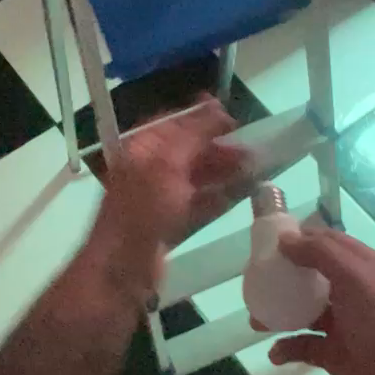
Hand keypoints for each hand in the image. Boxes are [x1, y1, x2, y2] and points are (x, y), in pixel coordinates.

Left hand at [86, 100, 249, 291]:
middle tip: (251, 150)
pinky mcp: (167, 225)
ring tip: (253, 170)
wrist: (122, 270)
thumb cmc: (142, 212)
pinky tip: (239, 195)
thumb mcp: (168, 165)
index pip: (172, 122)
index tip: (234, 119)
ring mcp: (156, 199)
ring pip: (193, 177)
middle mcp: (147, 169)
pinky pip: (195, 204)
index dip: (201, 118)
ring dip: (222, 172)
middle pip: (186, 150)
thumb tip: (214, 104)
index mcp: (141, 149)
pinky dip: (216, 197)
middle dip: (218, 147)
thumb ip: (193, 133)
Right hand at [267, 227, 374, 374]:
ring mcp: (348, 327)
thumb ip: (322, 253)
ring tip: (255, 319)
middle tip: (255, 279)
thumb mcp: (357, 279)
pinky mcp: (338, 357)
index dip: (301, 238)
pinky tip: (275, 352)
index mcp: (367, 269)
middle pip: (314, 276)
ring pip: (306, 312)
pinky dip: (288, 347)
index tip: (267, 241)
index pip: (330, 242)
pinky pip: (307, 347)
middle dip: (284, 276)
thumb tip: (286, 238)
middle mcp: (357, 294)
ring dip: (280, 313)